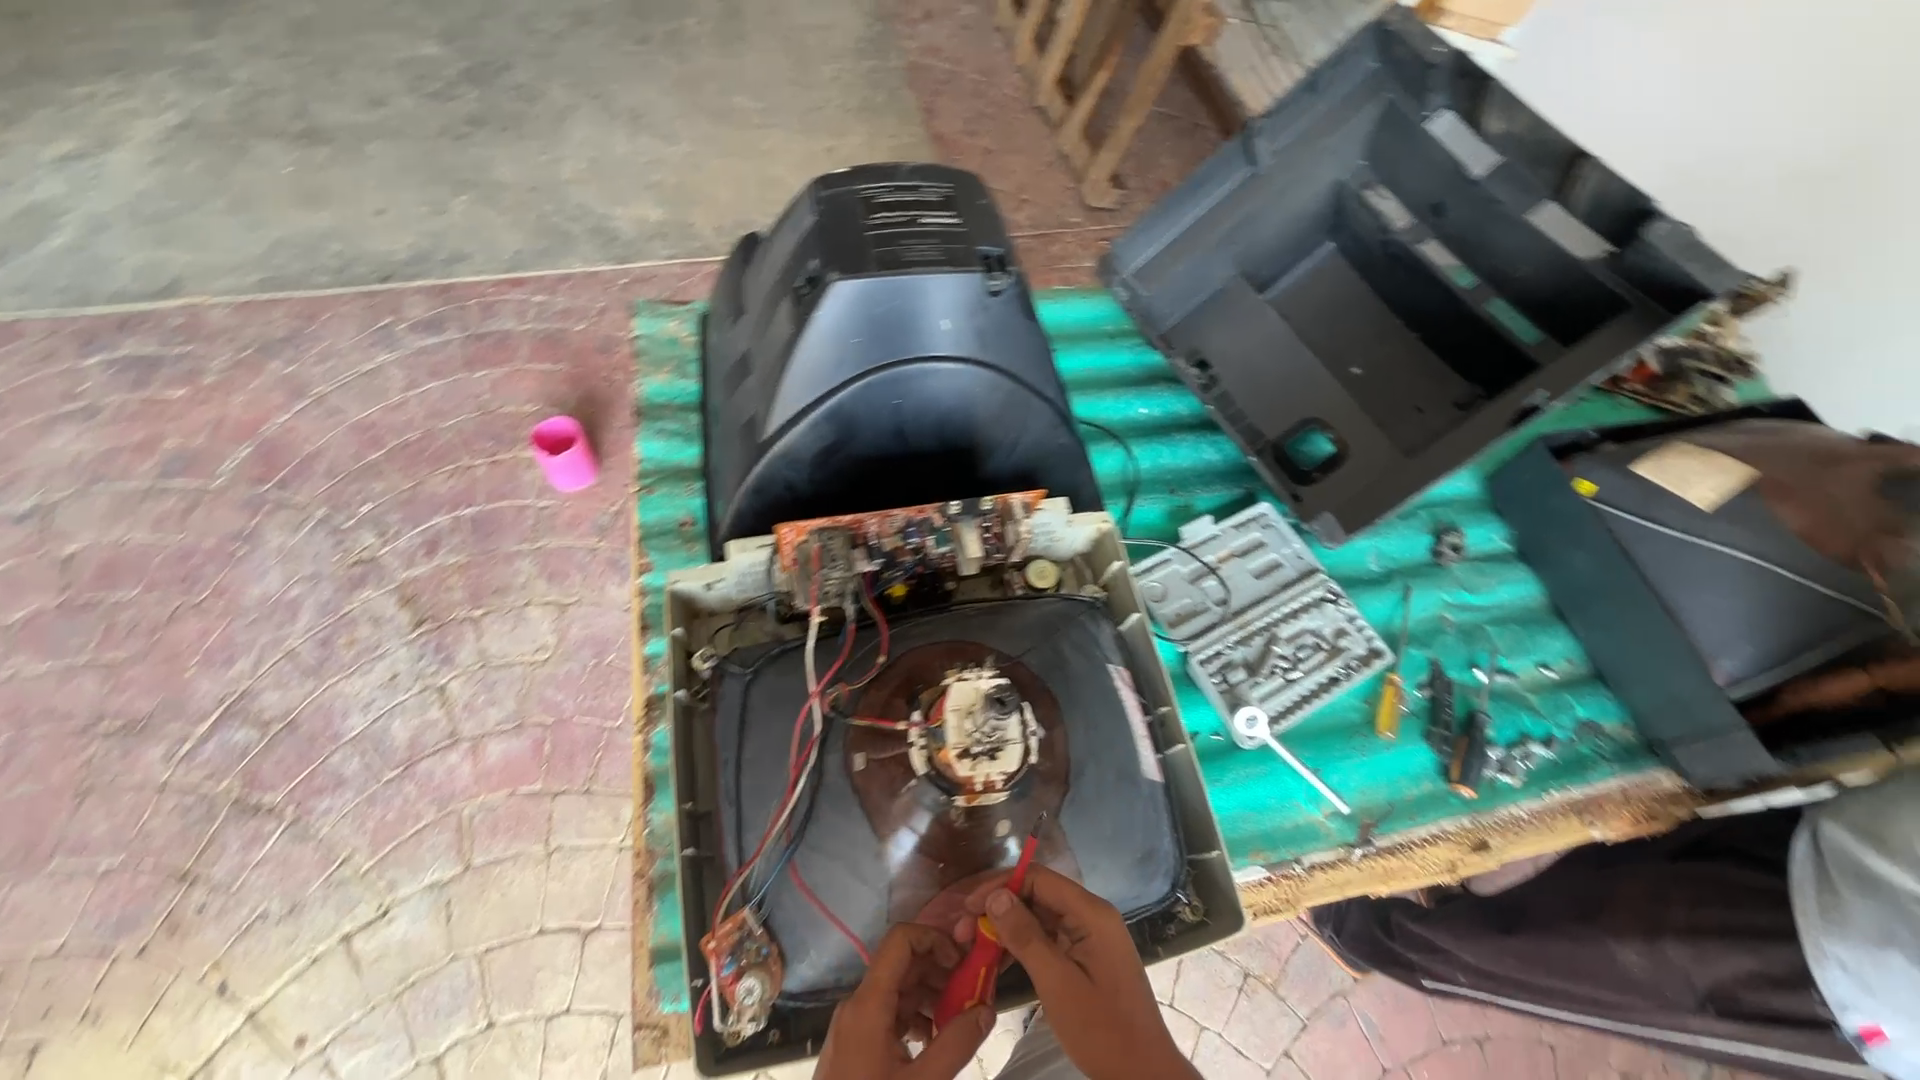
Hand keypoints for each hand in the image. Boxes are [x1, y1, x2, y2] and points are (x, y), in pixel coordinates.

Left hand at [815, 923, 992, 1079]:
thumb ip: (957, 1044)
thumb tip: (987, 1009)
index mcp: (869, 1003)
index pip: (900, 940)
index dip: (934, 939)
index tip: (963, 963)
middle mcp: (858, 1004)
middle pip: (903, 965)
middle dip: (941, 971)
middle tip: (975, 990)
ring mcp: (854, 1024)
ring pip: (898, 991)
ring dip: (932, 996)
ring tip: (962, 1018)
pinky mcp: (855, 1043)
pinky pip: (889, 1014)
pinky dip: (916, 1017)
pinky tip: (936, 1040)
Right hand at [958, 867, 1198, 1079]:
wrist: (1142, 1072)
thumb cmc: (1101, 1028)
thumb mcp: (1057, 982)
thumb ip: (1025, 936)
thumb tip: (995, 896)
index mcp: (1091, 913)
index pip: (1038, 878)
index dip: (1000, 886)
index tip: (968, 907)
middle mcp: (1092, 916)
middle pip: (1038, 894)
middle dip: (999, 906)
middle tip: (965, 929)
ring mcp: (1090, 937)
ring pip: (1040, 916)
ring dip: (1007, 926)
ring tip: (974, 943)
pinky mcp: (1086, 957)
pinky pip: (1049, 938)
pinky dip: (1022, 944)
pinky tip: (997, 957)